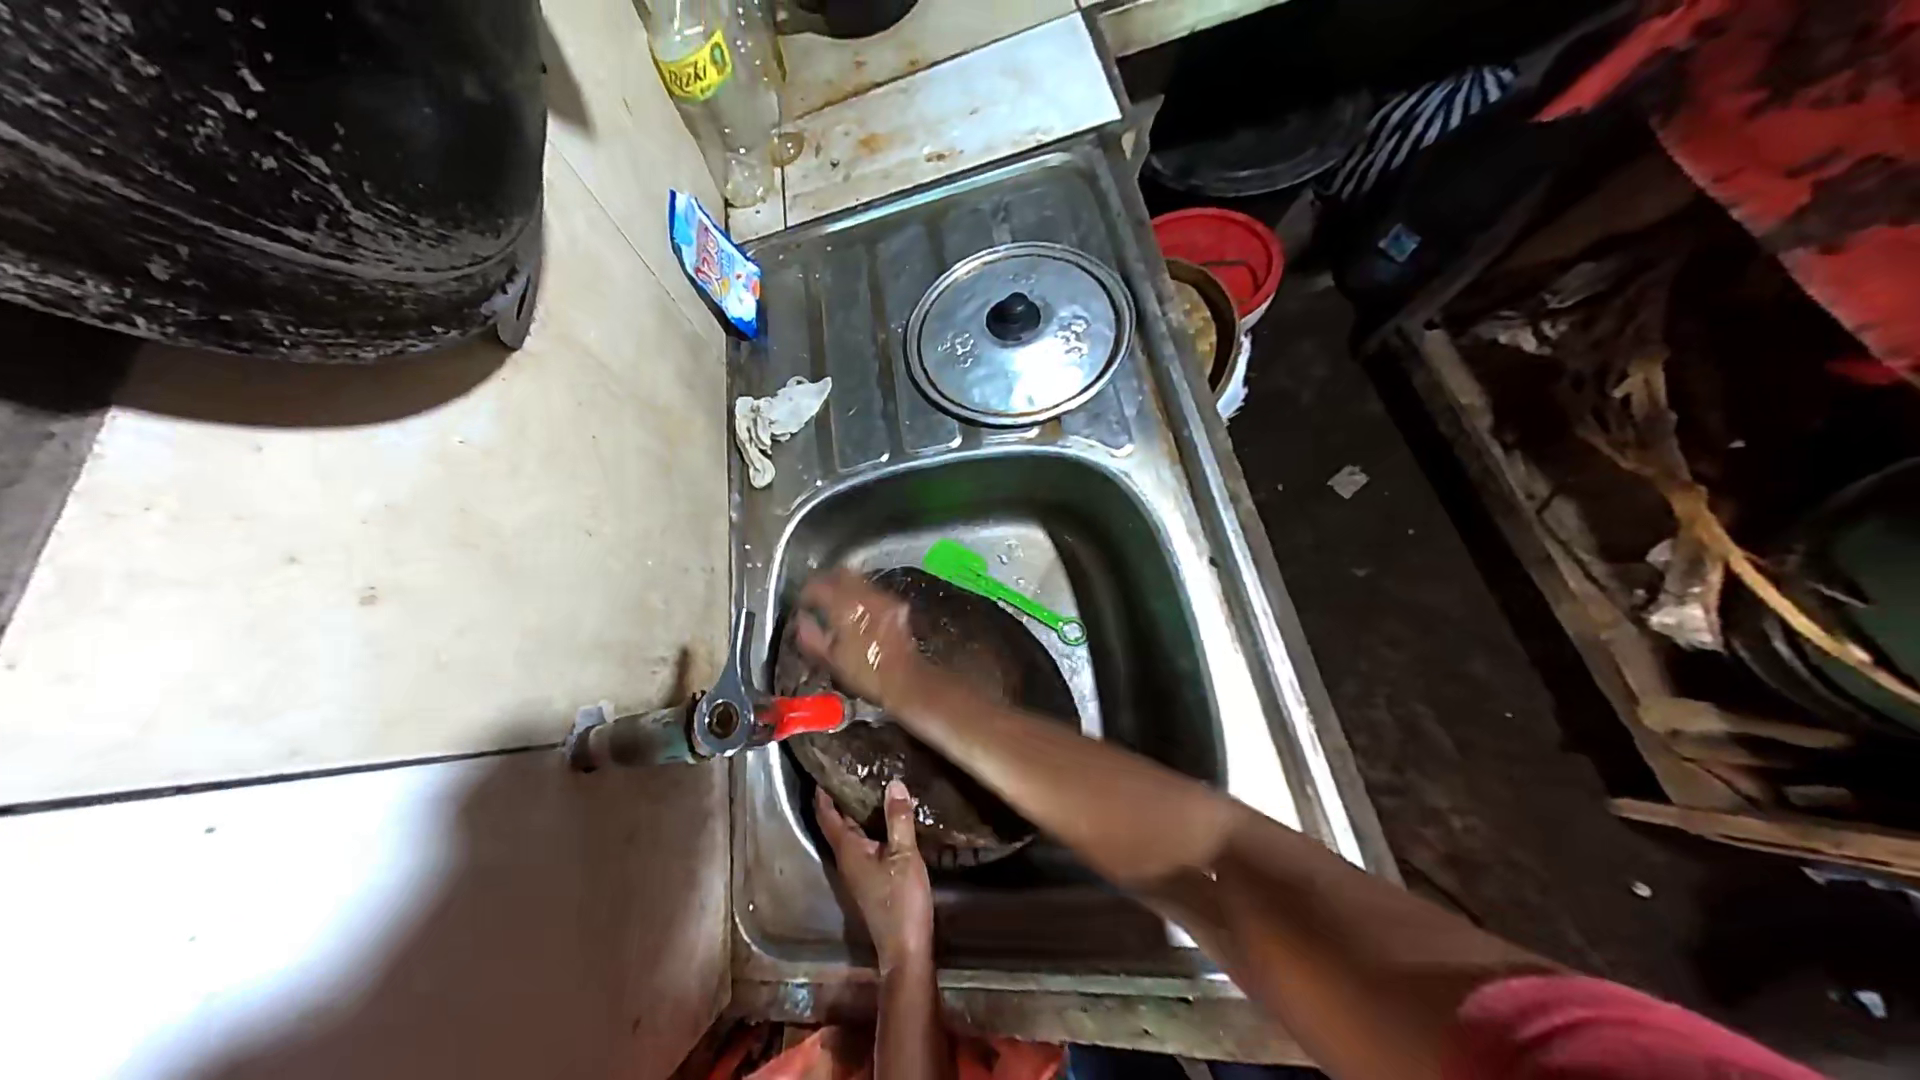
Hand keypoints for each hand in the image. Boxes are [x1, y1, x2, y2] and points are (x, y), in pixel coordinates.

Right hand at [795, 568, 931, 710]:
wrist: (906, 679)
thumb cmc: (866, 673)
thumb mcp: (831, 661)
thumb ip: (811, 637)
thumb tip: (802, 621)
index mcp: (845, 607)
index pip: (818, 585)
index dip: (805, 592)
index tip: (801, 602)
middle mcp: (865, 595)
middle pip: (840, 573)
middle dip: (824, 581)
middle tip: (815, 595)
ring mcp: (882, 597)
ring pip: (857, 578)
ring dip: (842, 584)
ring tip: (833, 601)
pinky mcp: (894, 603)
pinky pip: (870, 588)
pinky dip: (858, 592)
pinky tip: (854, 609)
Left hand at [814, 780, 933, 972]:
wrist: (906, 949)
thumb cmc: (901, 901)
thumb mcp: (904, 856)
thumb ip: (898, 819)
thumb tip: (893, 783)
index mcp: (848, 850)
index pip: (826, 815)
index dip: (822, 792)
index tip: (825, 767)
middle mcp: (846, 859)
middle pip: (837, 821)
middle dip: (841, 796)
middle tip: (855, 768)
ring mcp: (858, 871)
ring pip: (851, 833)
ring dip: (857, 810)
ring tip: (873, 784)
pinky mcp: (871, 878)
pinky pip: (864, 842)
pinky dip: (870, 825)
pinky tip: (888, 817)